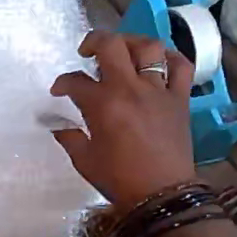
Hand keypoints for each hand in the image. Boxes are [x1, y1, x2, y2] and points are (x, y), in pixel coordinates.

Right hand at [50, 31, 196, 205]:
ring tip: (122, 51)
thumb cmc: (119, 179)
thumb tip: (56, 123)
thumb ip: (69, 136)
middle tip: (87, 52)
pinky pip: (181, 66)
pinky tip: (158, 62)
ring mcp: (159, 90)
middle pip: (111, 45)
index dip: (62, 83)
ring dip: (131, 43)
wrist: (162, 195)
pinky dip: (170, 58)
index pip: (75, 81)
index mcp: (103, 104)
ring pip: (148, 47)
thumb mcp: (84, 160)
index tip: (59, 91)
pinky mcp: (180, 98)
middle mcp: (130, 88)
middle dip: (93, 41)